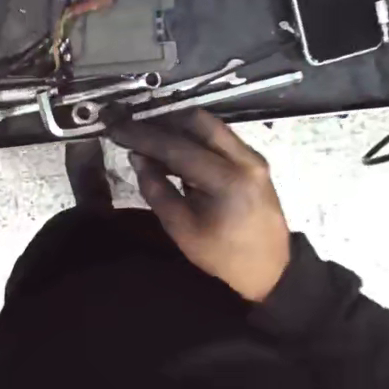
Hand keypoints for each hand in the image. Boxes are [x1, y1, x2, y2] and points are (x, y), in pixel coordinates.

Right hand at [109, 110, 290, 301]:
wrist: (270, 269)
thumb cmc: (223, 256)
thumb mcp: (182, 229)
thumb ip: (157, 189)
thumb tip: (137, 157)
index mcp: (227, 180)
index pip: (177, 146)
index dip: (143, 136)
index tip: (117, 129)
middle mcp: (244, 158)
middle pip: (197, 120)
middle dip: (161, 119)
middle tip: (134, 126)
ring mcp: (252, 156)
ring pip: (209, 125)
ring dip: (177, 125)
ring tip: (148, 136)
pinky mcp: (253, 160)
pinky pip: (218, 137)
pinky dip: (193, 136)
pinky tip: (172, 148)